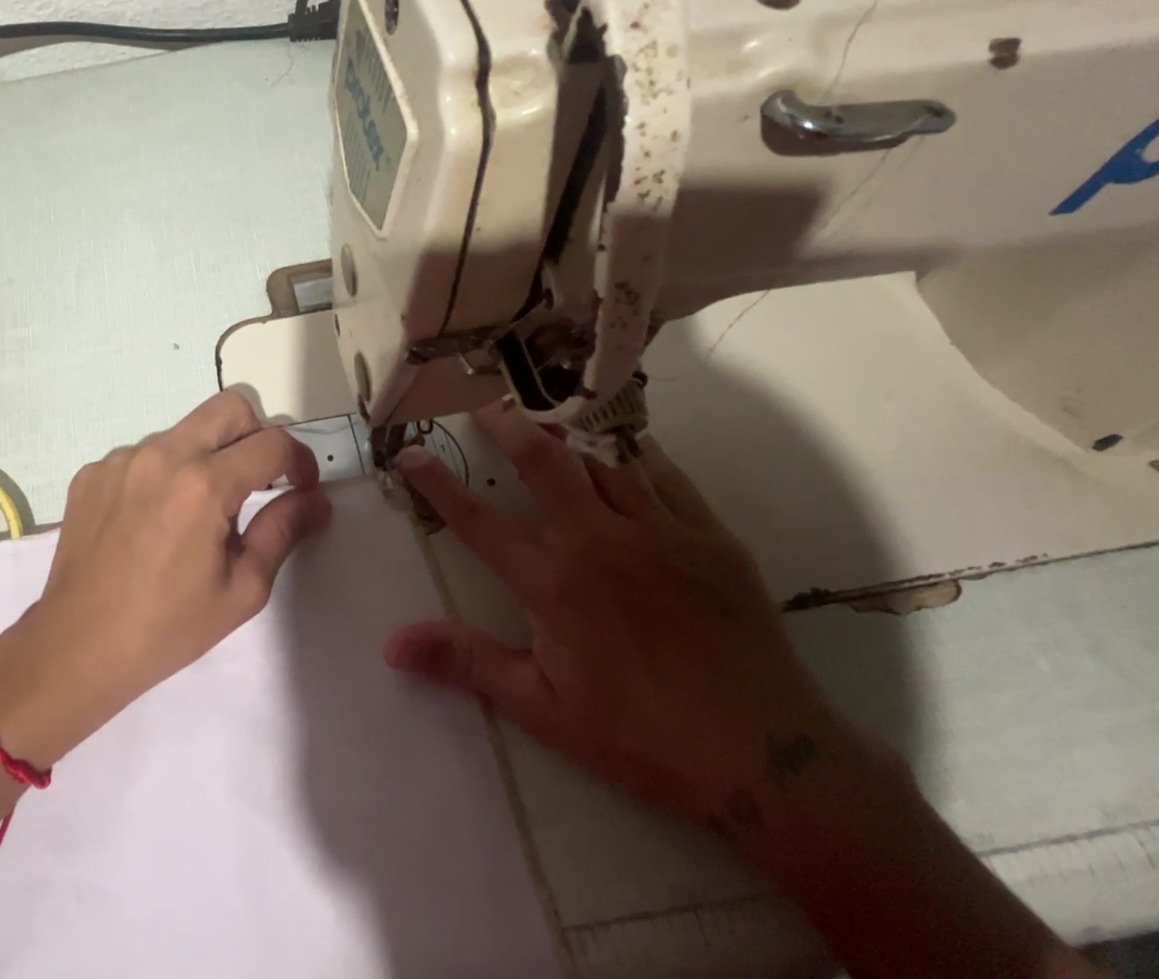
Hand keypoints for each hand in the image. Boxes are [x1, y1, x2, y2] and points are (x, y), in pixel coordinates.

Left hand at [0, 391, 331, 765]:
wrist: (77, 647)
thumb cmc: (168, 628)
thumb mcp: (242, 589)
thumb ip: (283, 532)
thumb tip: (316, 500)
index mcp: (203, 485)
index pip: (272, 442)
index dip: (300, 461)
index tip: (301, 487)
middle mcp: (161, 455)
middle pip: (230, 408)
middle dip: (257, 435)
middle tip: (258, 482)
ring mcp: (120, 460)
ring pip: (183, 432)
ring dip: (205, 458)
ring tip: (196, 515)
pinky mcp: (91, 473)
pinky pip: (143, 455)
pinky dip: (162, 476)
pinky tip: (153, 523)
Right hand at [384, 402, 861, 833]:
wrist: (764, 752)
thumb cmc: (639, 735)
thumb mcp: (542, 708)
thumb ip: (468, 663)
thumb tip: (394, 644)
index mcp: (554, 585)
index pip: (479, 522)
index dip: (438, 485)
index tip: (410, 454)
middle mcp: (601, 542)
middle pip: (546, 462)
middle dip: (510, 426)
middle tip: (489, 406)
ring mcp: (662, 533)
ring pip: (607, 457)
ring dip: (570, 430)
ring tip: (548, 409)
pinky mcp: (711, 537)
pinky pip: (667, 475)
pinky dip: (636, 453)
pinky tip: (625, 445)